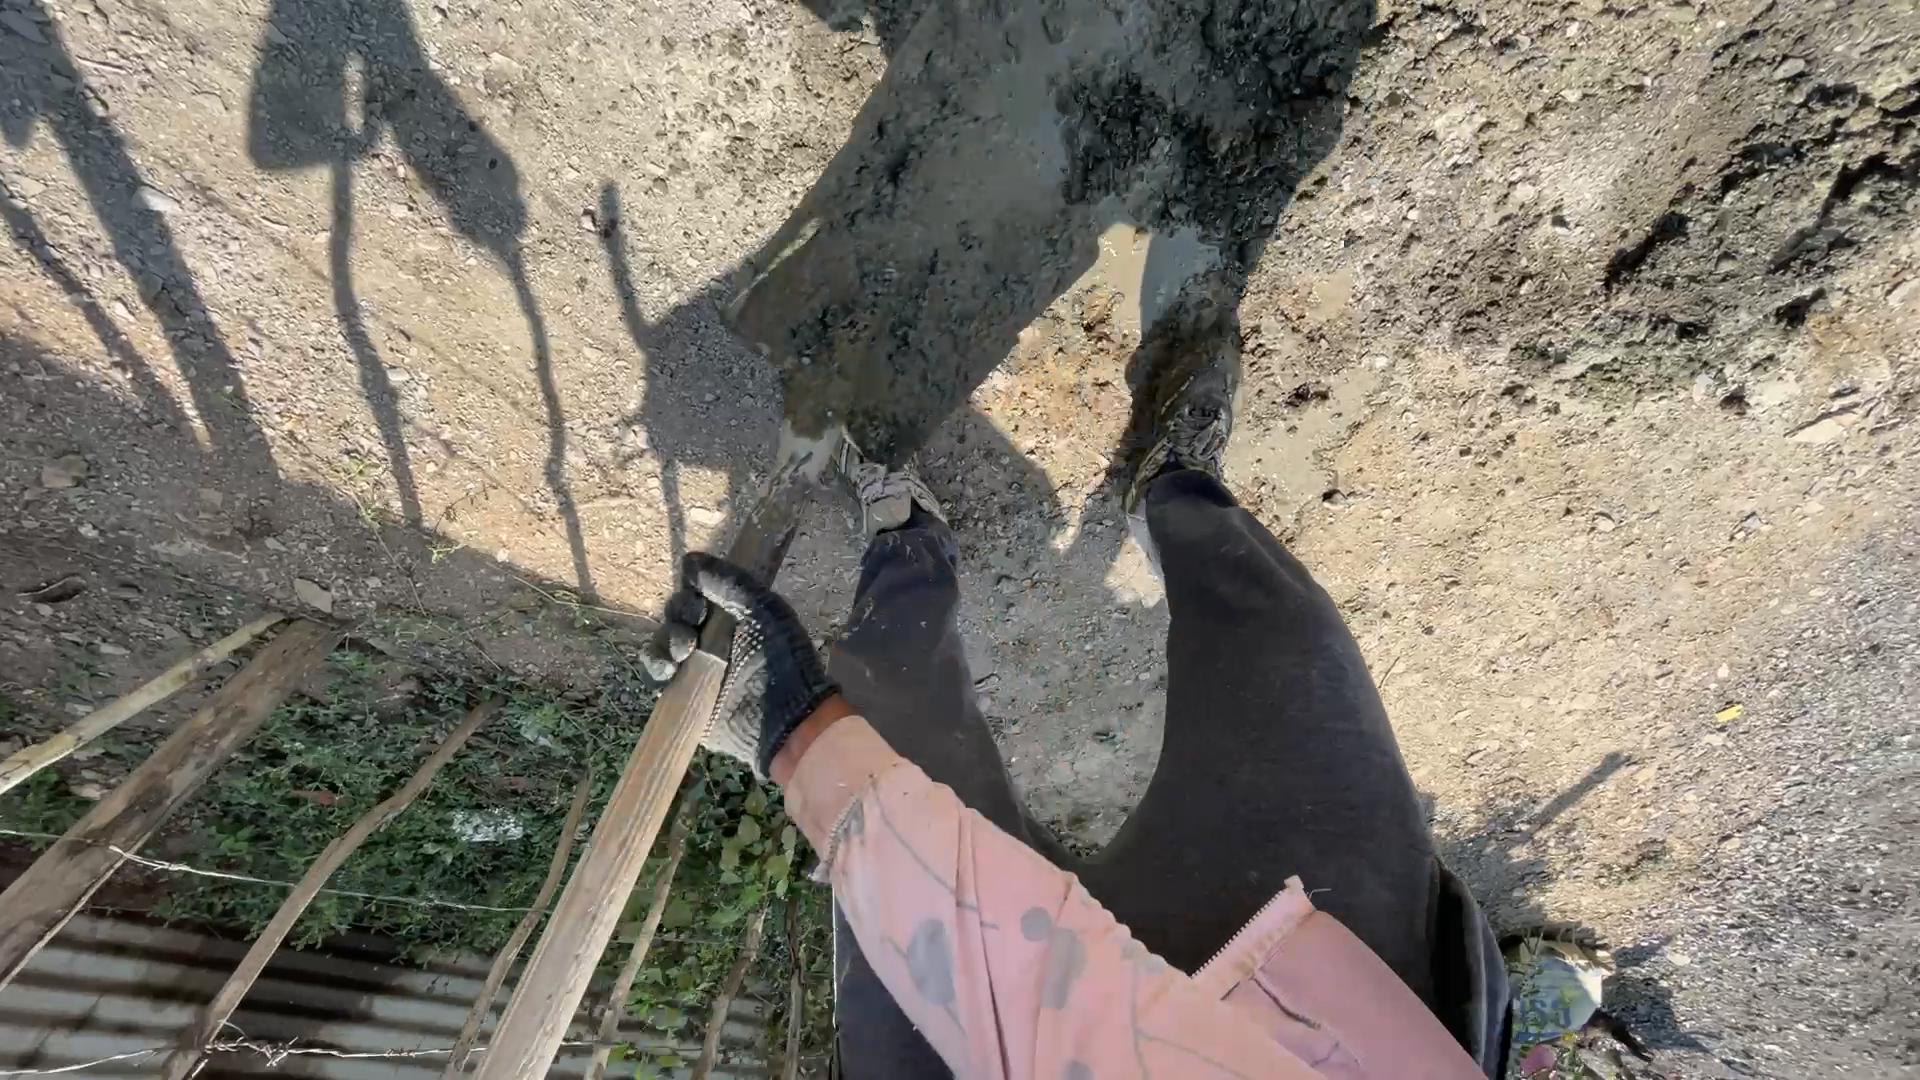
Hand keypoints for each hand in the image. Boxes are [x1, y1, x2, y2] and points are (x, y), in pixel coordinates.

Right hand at [641, 552, 838, 775]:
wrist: (785, 714)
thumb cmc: (781, 656)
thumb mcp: (763, 609)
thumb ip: (730, 582)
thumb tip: (690, 560)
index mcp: (732, 615)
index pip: (696, 594)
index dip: (690, 593)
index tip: (699, 602)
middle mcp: (711, 638)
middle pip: (676, 616)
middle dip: (678, 618)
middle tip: (692, 634)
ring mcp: (696, 668)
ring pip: (661, 644)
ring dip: (665, 642)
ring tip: (683, 653)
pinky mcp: (684, 696)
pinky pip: (656, 677)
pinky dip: (656, 669)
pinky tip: (670, 671)